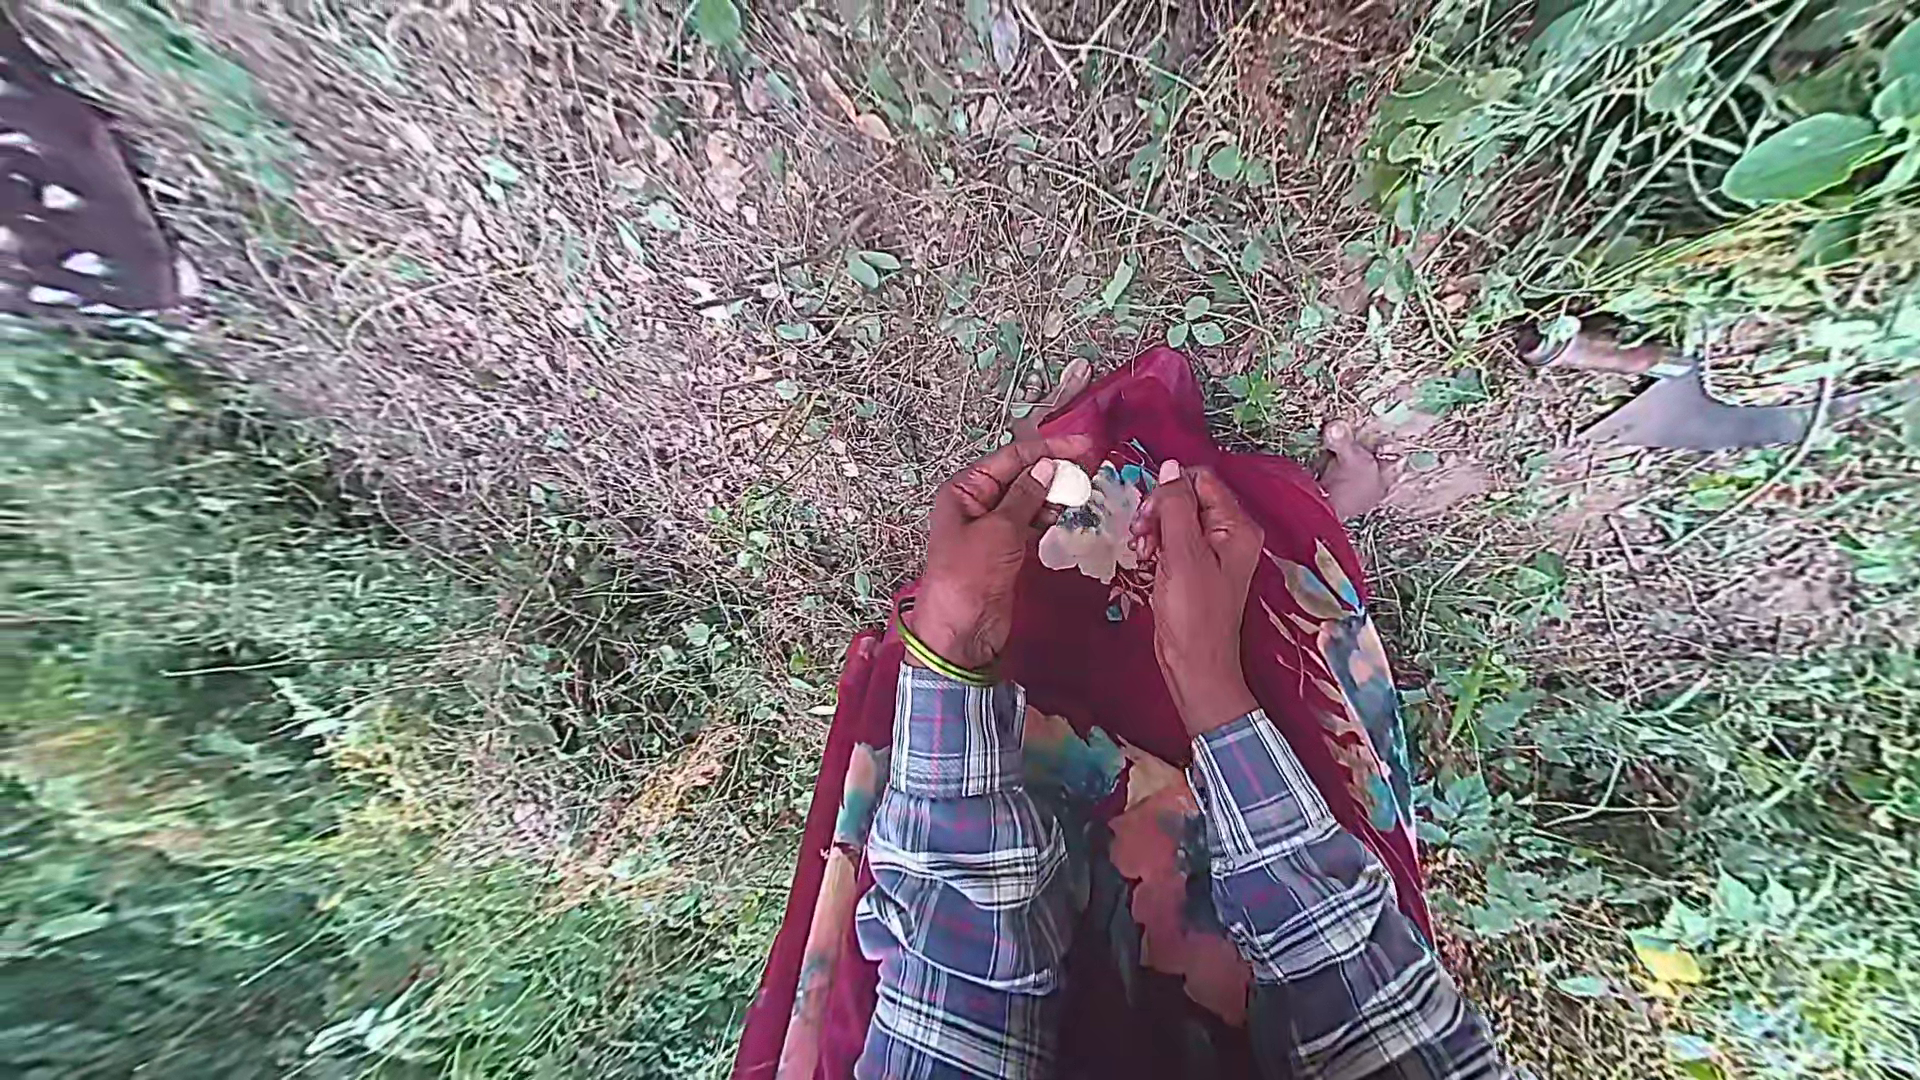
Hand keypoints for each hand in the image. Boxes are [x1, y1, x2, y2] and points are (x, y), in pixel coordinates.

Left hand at [910, 434, 1096, 670]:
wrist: (962, 631)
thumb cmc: (970, 575)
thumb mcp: (998, 530)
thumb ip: (1025, 495)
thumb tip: (1047, 466)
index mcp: (965, 490)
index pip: (1010, 458)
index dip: (1047, 449)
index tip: (1083, 446)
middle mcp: (977, 503)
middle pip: (1020, 477)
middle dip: (1053, 471)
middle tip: (1090, 469)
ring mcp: (992, 527)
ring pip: (1029, 501)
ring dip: (1054, 495)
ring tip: (1084, 491)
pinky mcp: (1006, 550)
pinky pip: (1031, 524)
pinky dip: (1049, 518)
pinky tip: (1069, 514)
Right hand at [1132, 461, 1264, 734]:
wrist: (1193, 663)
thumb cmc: (1192, 612)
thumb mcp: (1183, 555)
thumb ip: (1176, 507)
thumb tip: (1168, 466)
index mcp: (1236, 527)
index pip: (1200, 481)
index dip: (1170, 491)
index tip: (1148, 514)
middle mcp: (1227, 534)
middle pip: (1186, 497)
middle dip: (1158, 510)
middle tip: (1140, 533)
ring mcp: (1210, 550)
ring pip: (1175, 517)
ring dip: (1152, 527)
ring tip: (1141, 549)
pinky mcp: (1193, 565)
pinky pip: (1171, 538)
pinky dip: (1155, 542)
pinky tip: (1144, 556)